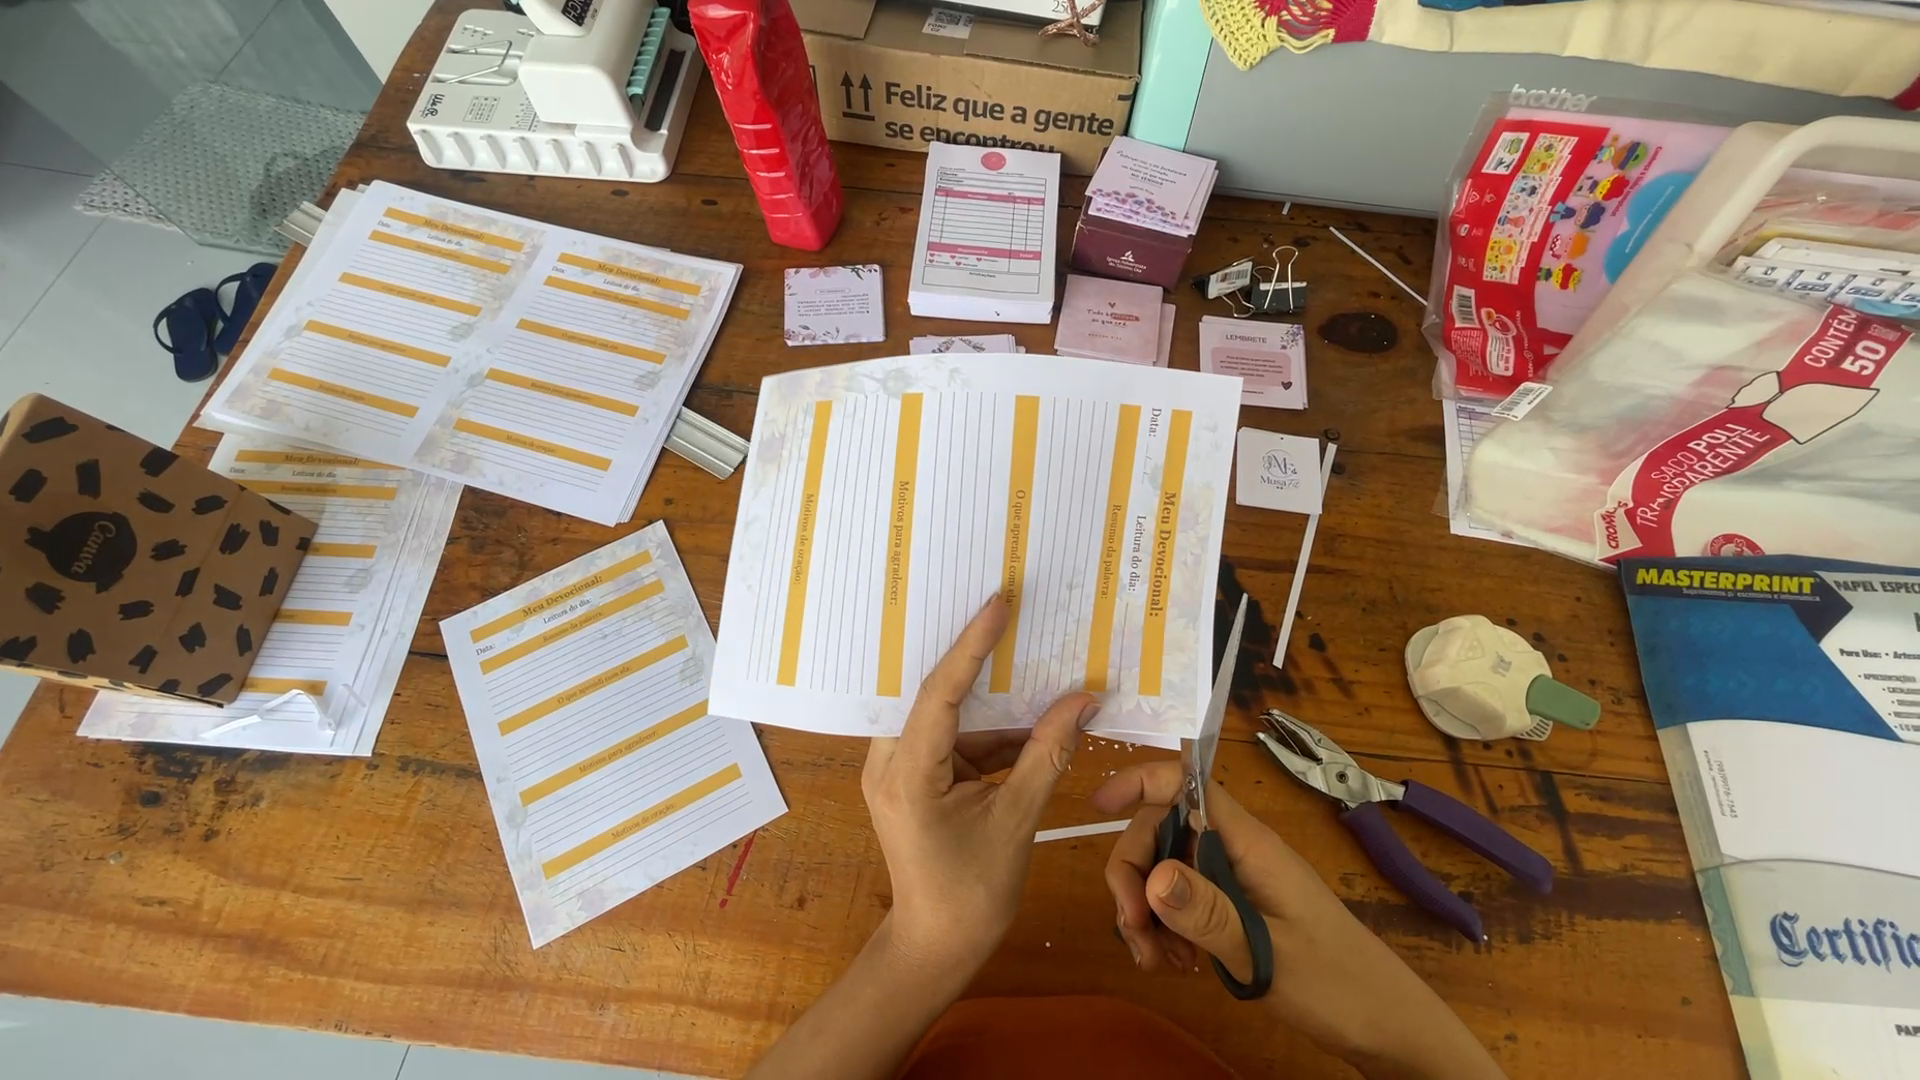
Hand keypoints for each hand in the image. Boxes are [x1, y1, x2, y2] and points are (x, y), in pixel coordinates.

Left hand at [862, 598, 1099, 974]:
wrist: (937, 946)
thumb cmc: (972, 893)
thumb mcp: (1016, 821)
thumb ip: (1047, 754)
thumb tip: (1083, 702)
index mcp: (906, 773)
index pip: (939, 693)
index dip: (971, 645)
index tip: (998, 604)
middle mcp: (890, 761)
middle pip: (934, 693)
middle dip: (973, 656)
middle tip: (1004, 611)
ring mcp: (900, 768)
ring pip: (947, 714)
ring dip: (989, 697)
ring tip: (1029, 658)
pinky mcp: (916, 776)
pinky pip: (953, 738)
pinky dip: (989, 729)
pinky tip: (1028, 713)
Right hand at [1095, 762, 1504, 1079]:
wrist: (1387, 1025)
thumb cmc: (1337, 983)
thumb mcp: (1266, 953)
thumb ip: (1208, 913)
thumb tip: (1151, 876)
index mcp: (1247, 842)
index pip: (1185, 782)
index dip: (1139, 781)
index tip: (1097, 806)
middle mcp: (1233, 848)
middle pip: (1160, 829)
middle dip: (1134, 875)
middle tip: (1136, 934)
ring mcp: (1232, 875)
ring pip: (1164, 866)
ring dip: (1147, 908)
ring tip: (1158, 960)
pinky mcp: (1231, 903)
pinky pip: (1180, 896)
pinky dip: (1165, 925)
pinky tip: (1175, 961)